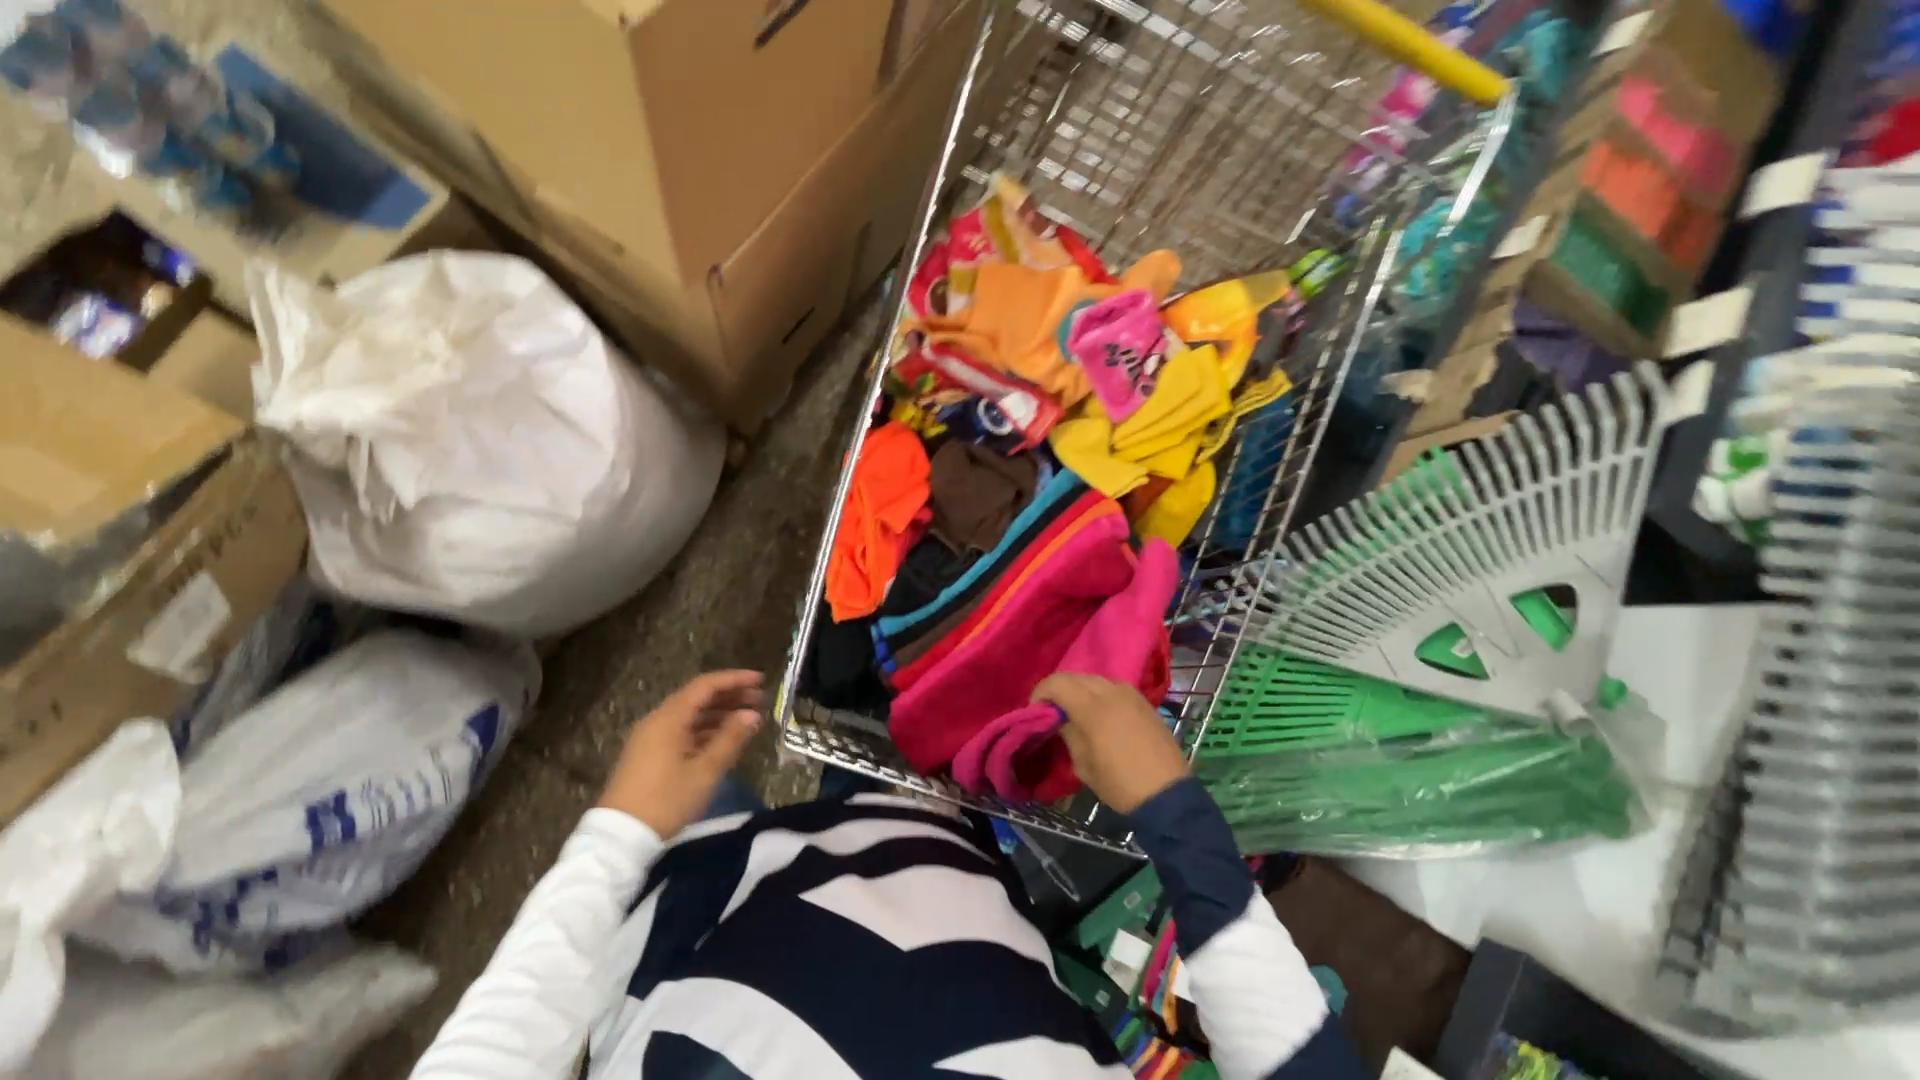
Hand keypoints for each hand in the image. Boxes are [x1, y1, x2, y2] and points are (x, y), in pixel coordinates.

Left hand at [598, 670, 763, 838]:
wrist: (621, 835)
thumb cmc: (667, 800)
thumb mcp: (705, 771)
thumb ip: (731, 739)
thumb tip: (752, 714)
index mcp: (669, 718)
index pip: (705, 685)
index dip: (735, 680)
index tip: (761, 680)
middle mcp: (657, 720)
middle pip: (697, 697)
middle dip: (729, 696)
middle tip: (760, 700)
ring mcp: (651, 737)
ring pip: (690, 715)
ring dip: (719, 714)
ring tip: (748, 720)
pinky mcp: (649, 754)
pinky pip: (681, 730)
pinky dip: (705, 730)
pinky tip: (723, 740)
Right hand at [1033, 673, 1187, 813]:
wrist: (1166, 794)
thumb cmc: (1119, 784)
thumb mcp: (1083, 764)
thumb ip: (1068, 733)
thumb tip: (1059, 718)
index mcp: (1093, 709)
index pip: (1058, 683)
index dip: (1041, 692)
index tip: (1036, 711)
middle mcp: (1112, 693)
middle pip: (1076, 677)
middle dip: (1059, 690)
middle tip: (1052, 711)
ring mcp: (1131, 695)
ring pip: (1096, 679)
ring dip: (1080, 689)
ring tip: (1075, 711)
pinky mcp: (1144, 702)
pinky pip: (1114, 687)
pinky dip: (1100, 693)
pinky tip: (1100, 712)